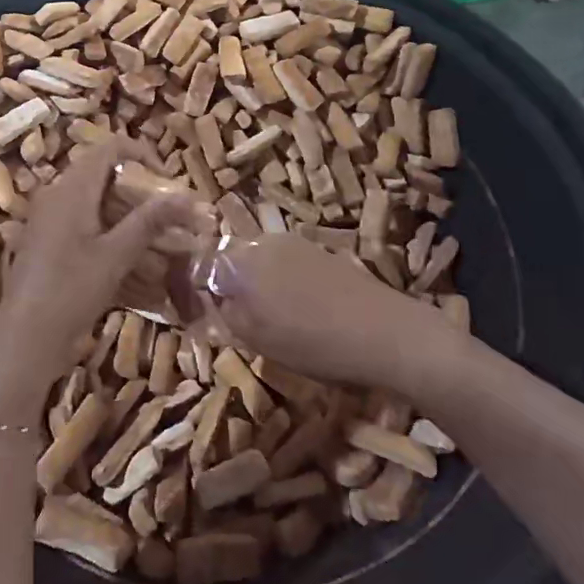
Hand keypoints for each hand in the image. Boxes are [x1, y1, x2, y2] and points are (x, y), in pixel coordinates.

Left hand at [0, 140, 200, 390]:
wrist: (25, 340)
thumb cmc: (71, 290)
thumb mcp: (117, 254)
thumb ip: (150, 220)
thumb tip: (186, 195)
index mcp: (71, 189)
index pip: (110, 147)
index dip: (143, 155)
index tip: (169, 181)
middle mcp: (56, 196)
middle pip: (104, 175)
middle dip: (140, 190)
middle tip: (169, 214)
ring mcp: (48, 220)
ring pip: (95, 202)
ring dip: (128, 214)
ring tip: (157, 239)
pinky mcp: (47, 244)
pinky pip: (83, 224)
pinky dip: (109, 233)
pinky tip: (130, 261)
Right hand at [203, 234, 457, 392]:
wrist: (386, 333)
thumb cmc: (312, 341)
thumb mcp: (256, 338)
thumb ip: (225, 314)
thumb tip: (210, 300)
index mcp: (241, 260)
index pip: (202, 264)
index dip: (197, 289)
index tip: (201, 314)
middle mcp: (265, 242)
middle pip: (231, 259)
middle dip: (228, 285)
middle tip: (235, 320)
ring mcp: (297, 244)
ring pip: (259, 262)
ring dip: (256, 285)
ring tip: (267, 320)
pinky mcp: (322, 253)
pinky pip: (286, 265)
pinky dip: (282, 285)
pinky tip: (298, 311)